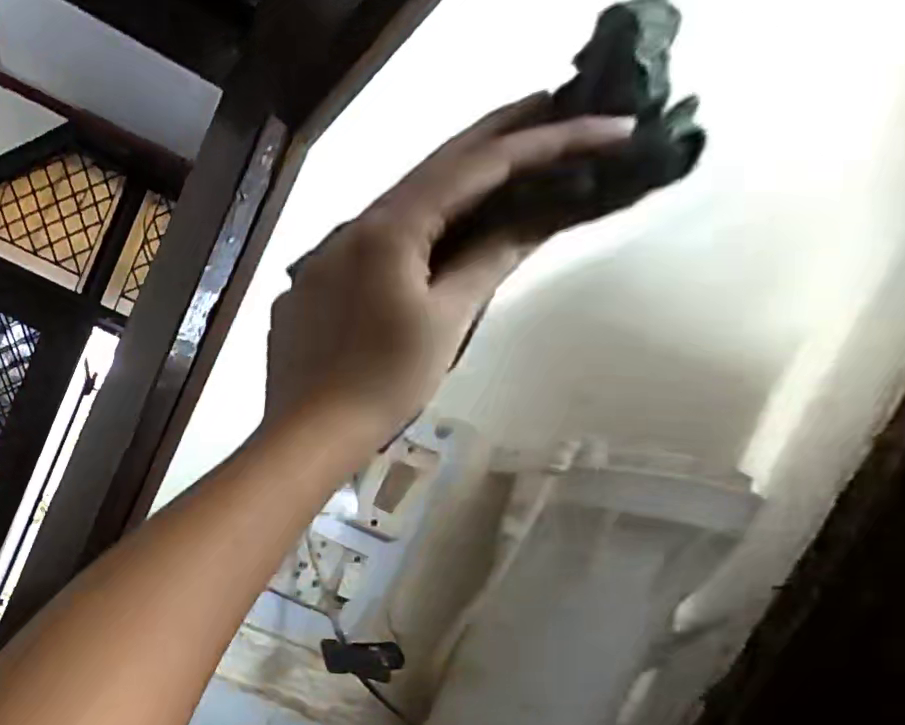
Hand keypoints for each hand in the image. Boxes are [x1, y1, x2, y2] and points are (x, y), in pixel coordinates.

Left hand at [265, 94, 635, 434]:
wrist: (307, 435)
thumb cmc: (383, 382)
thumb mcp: (448, 317)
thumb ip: (490, 257)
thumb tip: (536, 215)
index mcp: (383, 233)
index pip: (472, 168)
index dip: (543, 142)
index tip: (605, 124)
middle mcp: (341, 237)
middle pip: (424, 177)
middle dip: (489, 143)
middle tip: (551, 108)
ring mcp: (313, 268)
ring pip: (386, 215)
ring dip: (440, 192)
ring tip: (493, 173)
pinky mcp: (300, 298)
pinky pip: (356, 254)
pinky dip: (397, 238)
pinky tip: (419, 243)